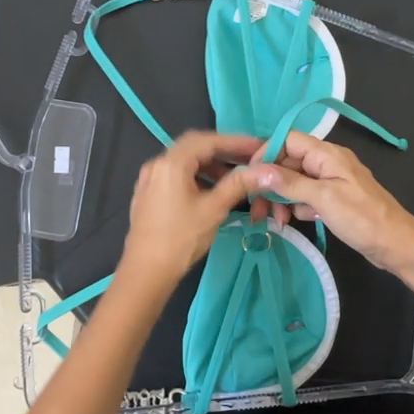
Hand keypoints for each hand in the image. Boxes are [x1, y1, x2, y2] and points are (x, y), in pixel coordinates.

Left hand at [119, 132, 267, 288]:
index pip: (207, 140)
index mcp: (171, 163)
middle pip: (195, 148)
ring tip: (235, 178)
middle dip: (224, 152)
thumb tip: (267, 170)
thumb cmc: (181, 238)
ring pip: (185, 163)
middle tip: (250, 159)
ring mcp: (150, 179)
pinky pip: (176, 175)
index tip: (259, 147)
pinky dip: (197, 177)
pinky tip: (213, 191)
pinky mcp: (148, 194)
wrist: (146, 272)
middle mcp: (157, 164)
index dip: (236, 141)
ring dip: (211, 166)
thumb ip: (239, 184)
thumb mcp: (213, 209)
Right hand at [252, 131, 413, 271]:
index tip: (250, 177)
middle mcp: (327, 163)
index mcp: (327, 155)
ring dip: (281, 198)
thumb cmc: (362, 218)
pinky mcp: (333, 200)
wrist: (395, 244)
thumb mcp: (323, 198)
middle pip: (288, 162)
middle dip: (271, 183)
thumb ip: (290, 183)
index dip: (266, 154)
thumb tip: (259, 169)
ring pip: (295, 182)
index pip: (288, 140)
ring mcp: (331, 181)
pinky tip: (292, 222)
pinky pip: (306, 196)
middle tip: (258, 209)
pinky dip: (296, 207)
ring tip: (276, 220)